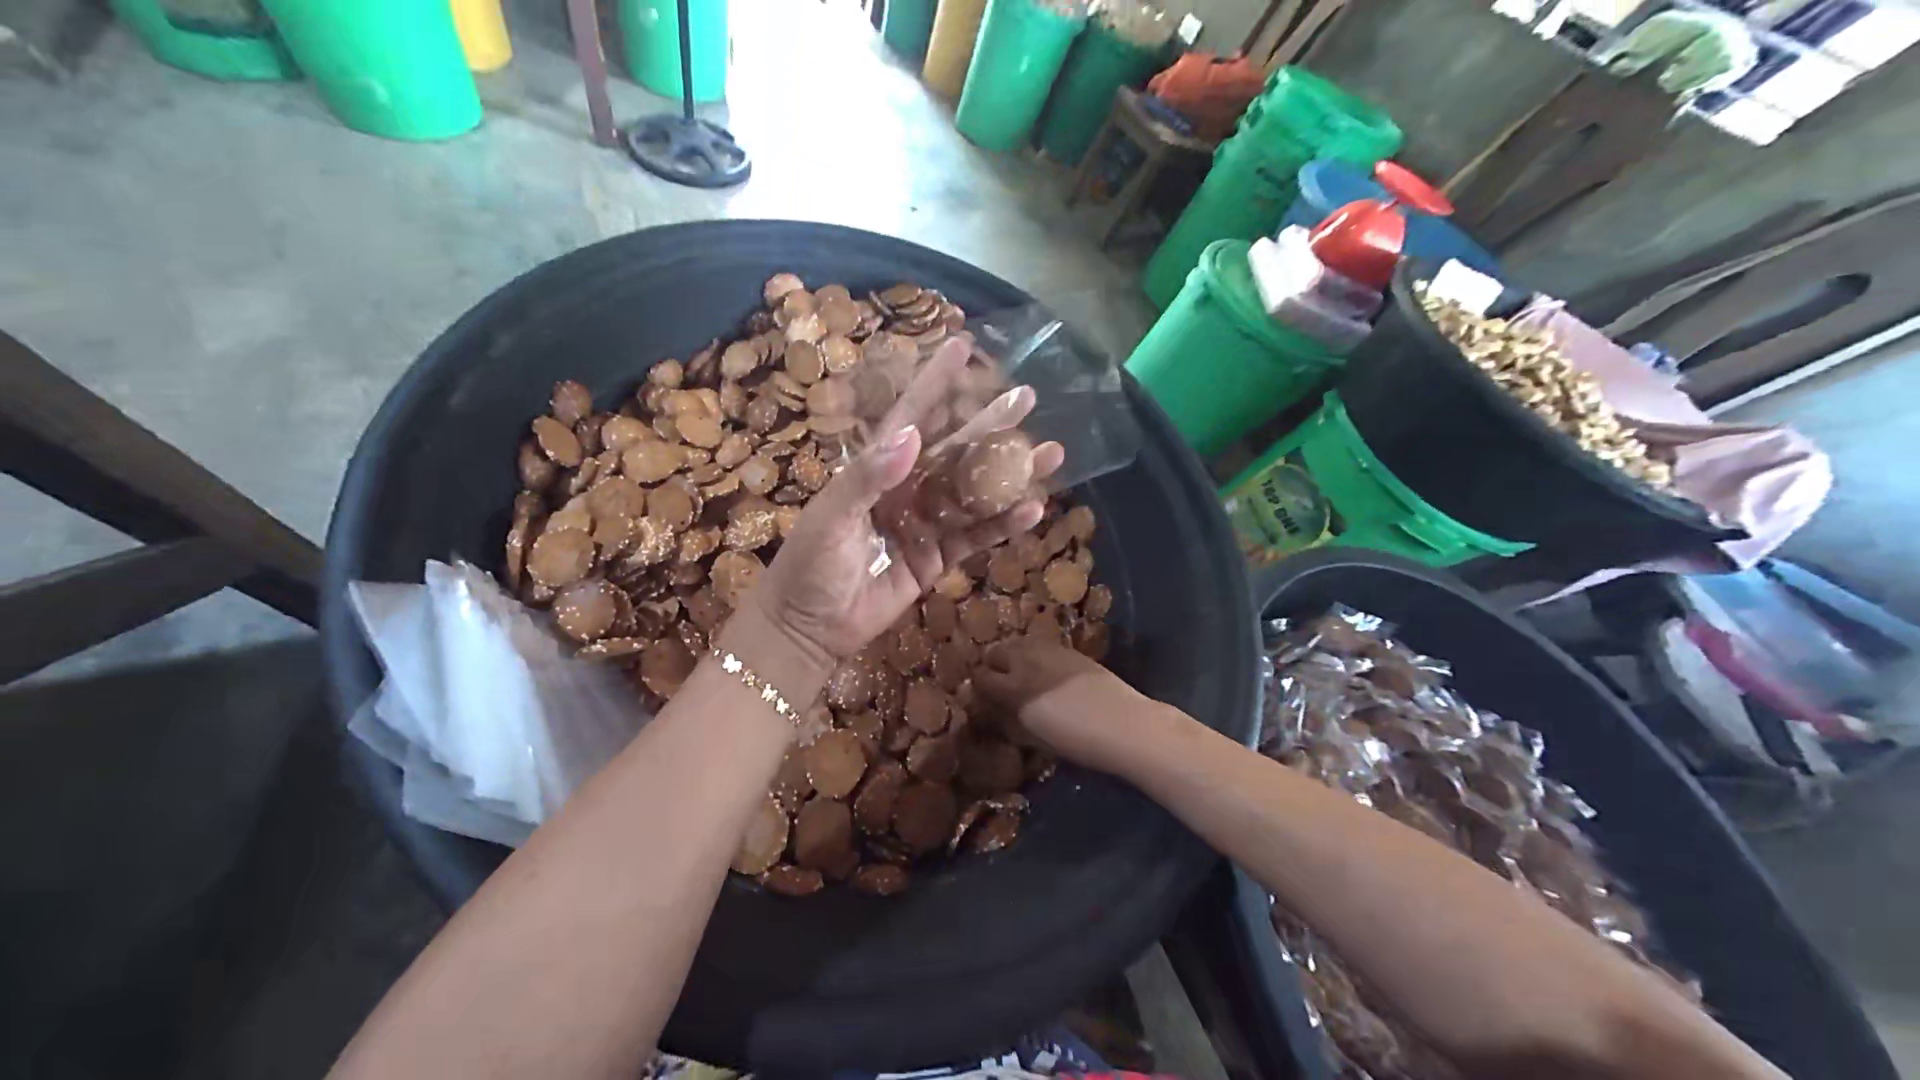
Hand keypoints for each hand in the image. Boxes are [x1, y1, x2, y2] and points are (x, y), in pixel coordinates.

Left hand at [747, 338, 1062, 663]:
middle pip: (955, 450)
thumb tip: (912, 435)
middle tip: (1028, 397)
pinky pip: (975, 536)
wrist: (809, 627)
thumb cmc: (808, 565)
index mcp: (877, 468)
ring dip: (1010, 475)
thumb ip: (868, 477)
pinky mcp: (938, 558)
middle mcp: (906, 488)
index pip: (911, 416)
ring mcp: (925, 523)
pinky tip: (1033, 509)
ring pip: (974, 492)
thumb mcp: (831, 516)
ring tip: (1050, 454)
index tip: (963, 344)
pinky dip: (1003, 524)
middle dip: (990, 425)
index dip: (936, 381)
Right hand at [975, 637, 1162, 774]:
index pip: (981, 678)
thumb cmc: (1077, 742)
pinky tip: (1042, 665)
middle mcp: (1026, 662)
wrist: (1124, 725)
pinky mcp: (1068, 649)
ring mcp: (1048, 651)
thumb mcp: (1035, 735)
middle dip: (992, 664)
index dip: (979, 686)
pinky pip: (1039, 643)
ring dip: (1012, 654)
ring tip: (1018, 668)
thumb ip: (1012, 717)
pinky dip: (1033, 651)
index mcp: (1014, 688)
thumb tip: (998, 709)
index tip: (982, 695)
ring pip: (1017, 642)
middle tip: (998, 679)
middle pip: (996, 652)